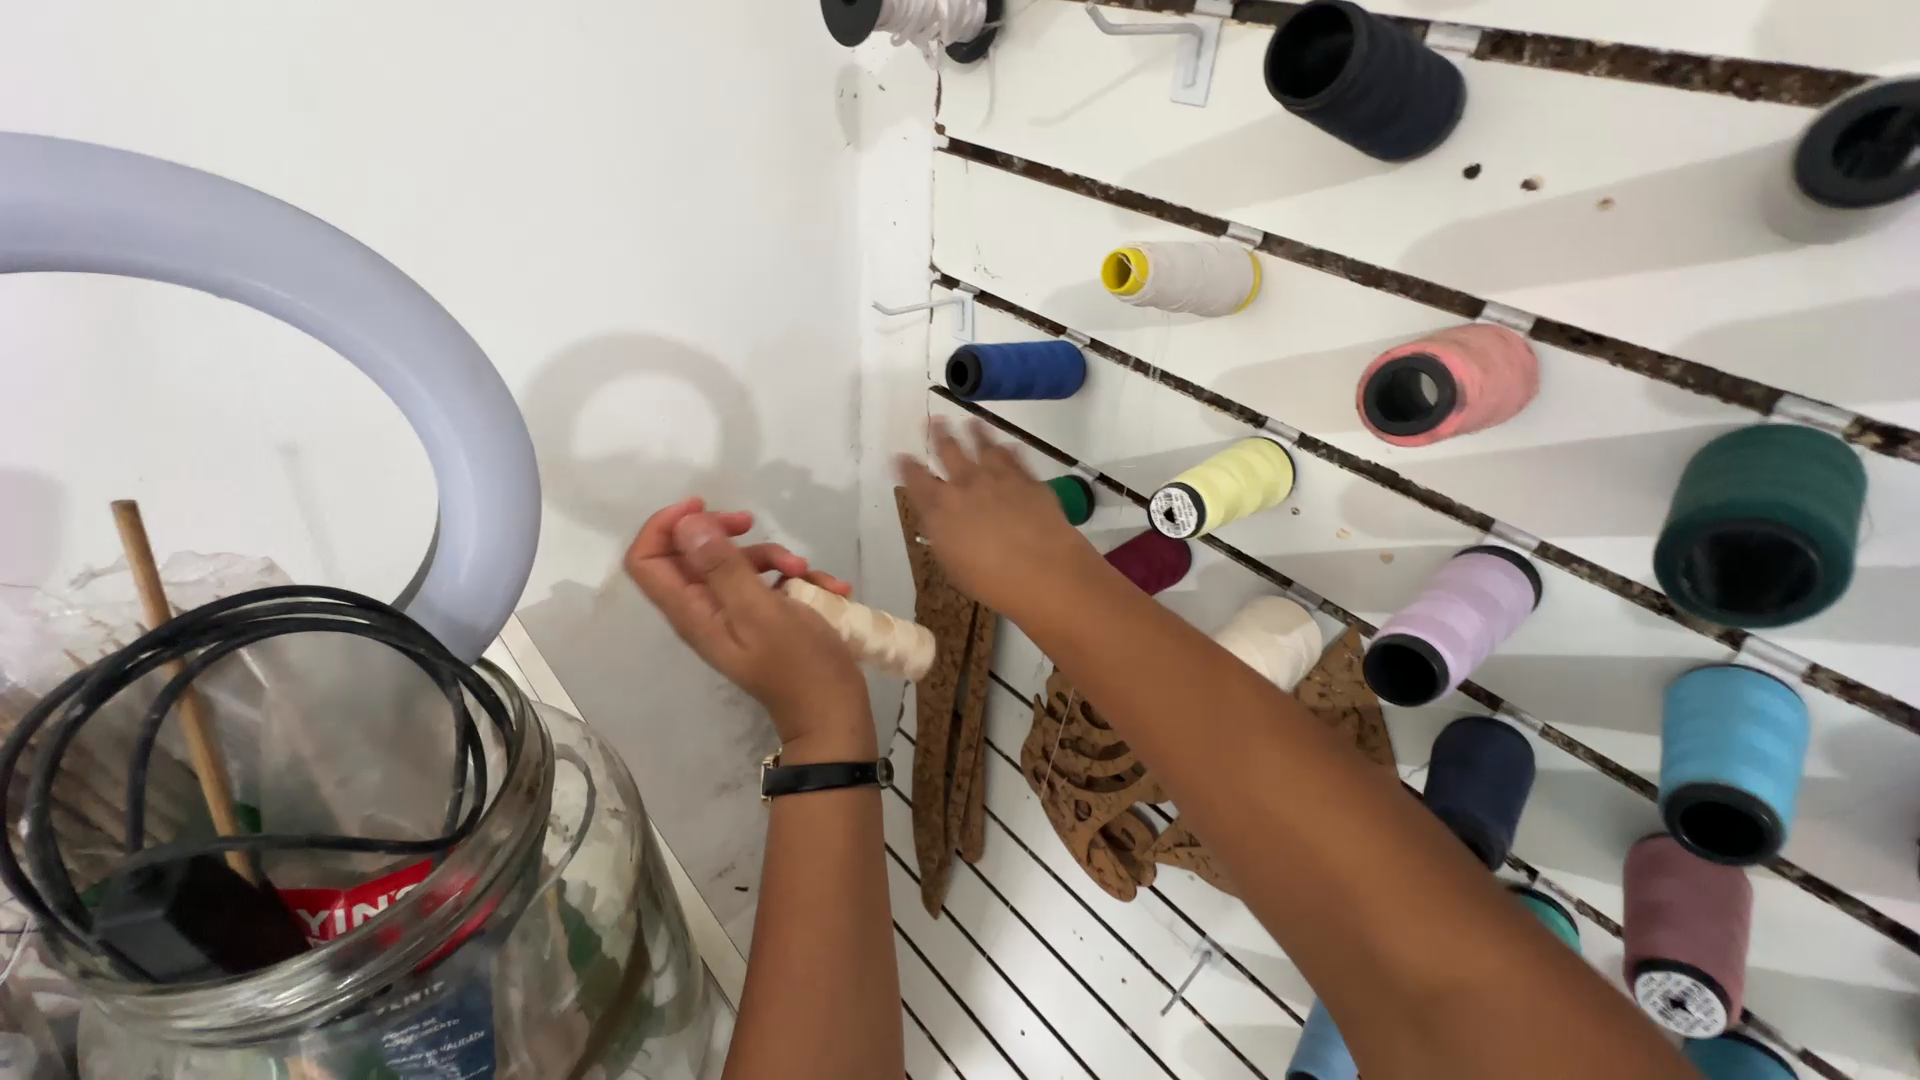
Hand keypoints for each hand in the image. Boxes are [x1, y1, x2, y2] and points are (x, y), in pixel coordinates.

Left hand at [624, 498, 873, 757]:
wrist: (833, 711)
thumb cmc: (798, 663)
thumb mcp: (761, 610)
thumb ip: (722, 566)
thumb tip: (686, 524)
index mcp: (692, 611)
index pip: (647, 559)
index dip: (665, 526)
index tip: (703, 507)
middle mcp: (706, 610)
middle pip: (692, 553)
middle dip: (724, 532)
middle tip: (751, 523)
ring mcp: (736, 614)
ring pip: (737, 563)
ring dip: (771, 556)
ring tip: (805, 571)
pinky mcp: (765, 617)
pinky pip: (769, 582)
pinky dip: (795, 578)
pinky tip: (828, 588)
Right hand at [896, 418, 1097, 617]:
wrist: (1039, 568)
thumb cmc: (990, 581)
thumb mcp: (953, 564)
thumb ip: (945, 537)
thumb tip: (943, 525)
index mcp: (938, 509)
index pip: (915, 480)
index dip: (907, 467)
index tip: (902, 456)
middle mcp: (964, 485)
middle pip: (947, 451)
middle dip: (938, 434)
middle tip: (934, 421)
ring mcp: (997, 477)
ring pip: (981, 444)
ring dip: (974, 432)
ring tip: (970, 422)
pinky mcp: (1026, 478)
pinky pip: (1013, 456)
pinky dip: (1007, 448)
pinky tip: (1007, 444)